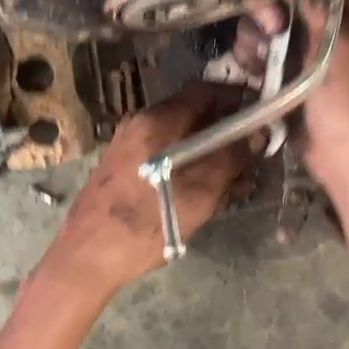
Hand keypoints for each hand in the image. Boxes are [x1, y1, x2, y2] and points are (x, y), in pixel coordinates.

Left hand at [45, 83, 261, 291]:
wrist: (87, 258)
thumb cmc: (146, 223)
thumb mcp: (199, 192)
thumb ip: (230, 158)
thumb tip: (257, 134)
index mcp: (156, 122)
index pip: (203, 91)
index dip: (236, 98)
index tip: (261, 114)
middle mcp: (138, 126)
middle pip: (192, 116)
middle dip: (227, 134)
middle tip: (253, 159)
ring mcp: (128, 148)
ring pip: (179, 141)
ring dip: (210, 156)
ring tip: (235, 185)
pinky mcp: (123, 171)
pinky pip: (164, 158)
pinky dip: (189, 168)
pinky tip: (205, 196)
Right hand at [234, 0, 348, 189]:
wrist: (346, 156)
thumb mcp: (339, 47)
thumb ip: (318, 8)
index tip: (275, 0)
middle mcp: (328, 30)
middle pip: (284, 5)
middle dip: (267, 17)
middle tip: (268, 34)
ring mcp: (306, 55)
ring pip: (268, 32)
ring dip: (255, 41)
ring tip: (255, 58)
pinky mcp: (287, 78)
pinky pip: (263, 58)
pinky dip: (253, 61)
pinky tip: (251, 70)